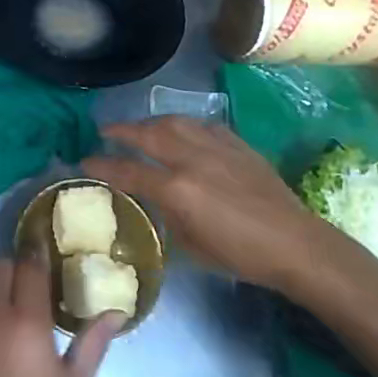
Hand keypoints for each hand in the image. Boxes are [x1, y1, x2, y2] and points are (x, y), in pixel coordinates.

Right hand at [83, 117, 351, 294]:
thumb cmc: (240, 255)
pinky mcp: (237, 143)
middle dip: (122, 130)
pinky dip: (183, 124)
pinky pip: (202, 125)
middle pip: (149, 134)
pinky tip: (181, 130)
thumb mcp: (191, 246)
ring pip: (176, 121)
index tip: (85, 161)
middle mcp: (192, 159)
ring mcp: (217, 146)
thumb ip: (167, 215)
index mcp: (177, 189)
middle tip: (105, 130)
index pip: (129, 171)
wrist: (293, 242)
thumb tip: (156, 198)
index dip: (103, 166)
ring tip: (140, 127)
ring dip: (152, 121)